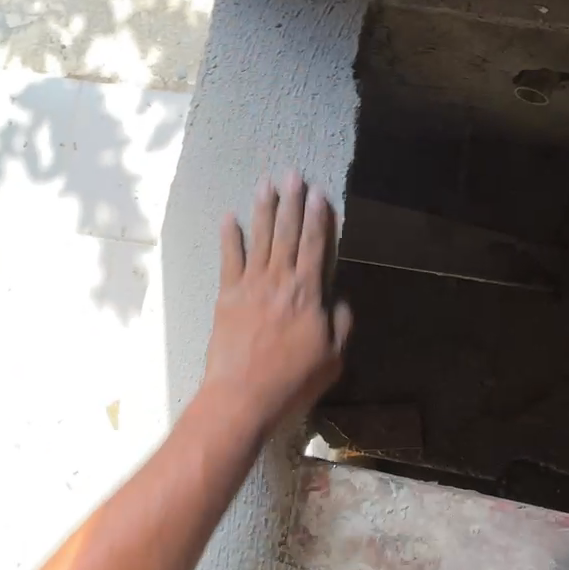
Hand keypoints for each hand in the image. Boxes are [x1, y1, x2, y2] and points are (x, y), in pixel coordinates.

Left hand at [199, 172, 352, 441]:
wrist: (242, 395)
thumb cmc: (293, 381)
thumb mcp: (333, 358)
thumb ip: (341, 324)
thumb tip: (341, 298)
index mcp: (308, 292)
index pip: (316, 245)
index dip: (318, 217)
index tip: (318, 193)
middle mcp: (280, 280)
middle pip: (288, 233)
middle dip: (292, 202)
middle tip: (293, 174)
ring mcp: (251, 284)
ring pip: (260, 238)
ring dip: (264, 209)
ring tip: (266, 183)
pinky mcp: (227, 295)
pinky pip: (229, 259)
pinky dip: (229, 237)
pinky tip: (229, 216)